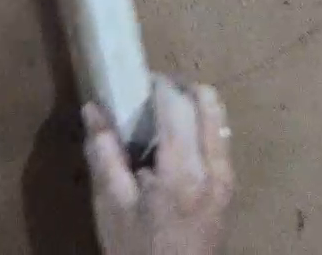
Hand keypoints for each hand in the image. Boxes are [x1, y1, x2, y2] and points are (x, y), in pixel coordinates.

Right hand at [84, 78, 233, 254]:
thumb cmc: (137, 250)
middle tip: (145, 96)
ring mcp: (226, 179)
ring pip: (217, 116)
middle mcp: (212, 169)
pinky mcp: (228, 188)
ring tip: (158, 116)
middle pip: (204, 101)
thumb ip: (104, 151)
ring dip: (189, 103)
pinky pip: (218, 137)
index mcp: (181, 171)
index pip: (175, 104)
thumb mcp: (110, 203)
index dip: (154, 84)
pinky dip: (198, 124)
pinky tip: (172, 141)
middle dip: (175, 87)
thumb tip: (92, 107)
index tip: (131, 83)